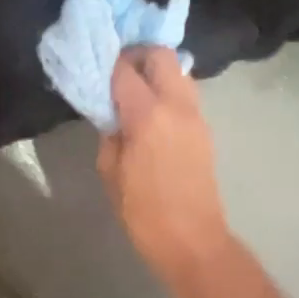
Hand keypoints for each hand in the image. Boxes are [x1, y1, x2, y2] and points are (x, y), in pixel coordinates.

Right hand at [98, 47, 232, 287]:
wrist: (193, 242)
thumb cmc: (143, 210)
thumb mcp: (110, 170)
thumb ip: (109, 131)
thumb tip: (111, 113)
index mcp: (148, 115)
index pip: (126, 68)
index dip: (109, 63)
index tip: (94, 66)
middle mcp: (176, 106)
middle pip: (162, 56)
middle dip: (138, 55)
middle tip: (117, 71)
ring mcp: (195, 116)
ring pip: (178, 72)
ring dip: (156, 72)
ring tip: (133, 90)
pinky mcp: (204, 129)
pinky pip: (184, 94)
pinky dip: (166, 91)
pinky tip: (149, 111)